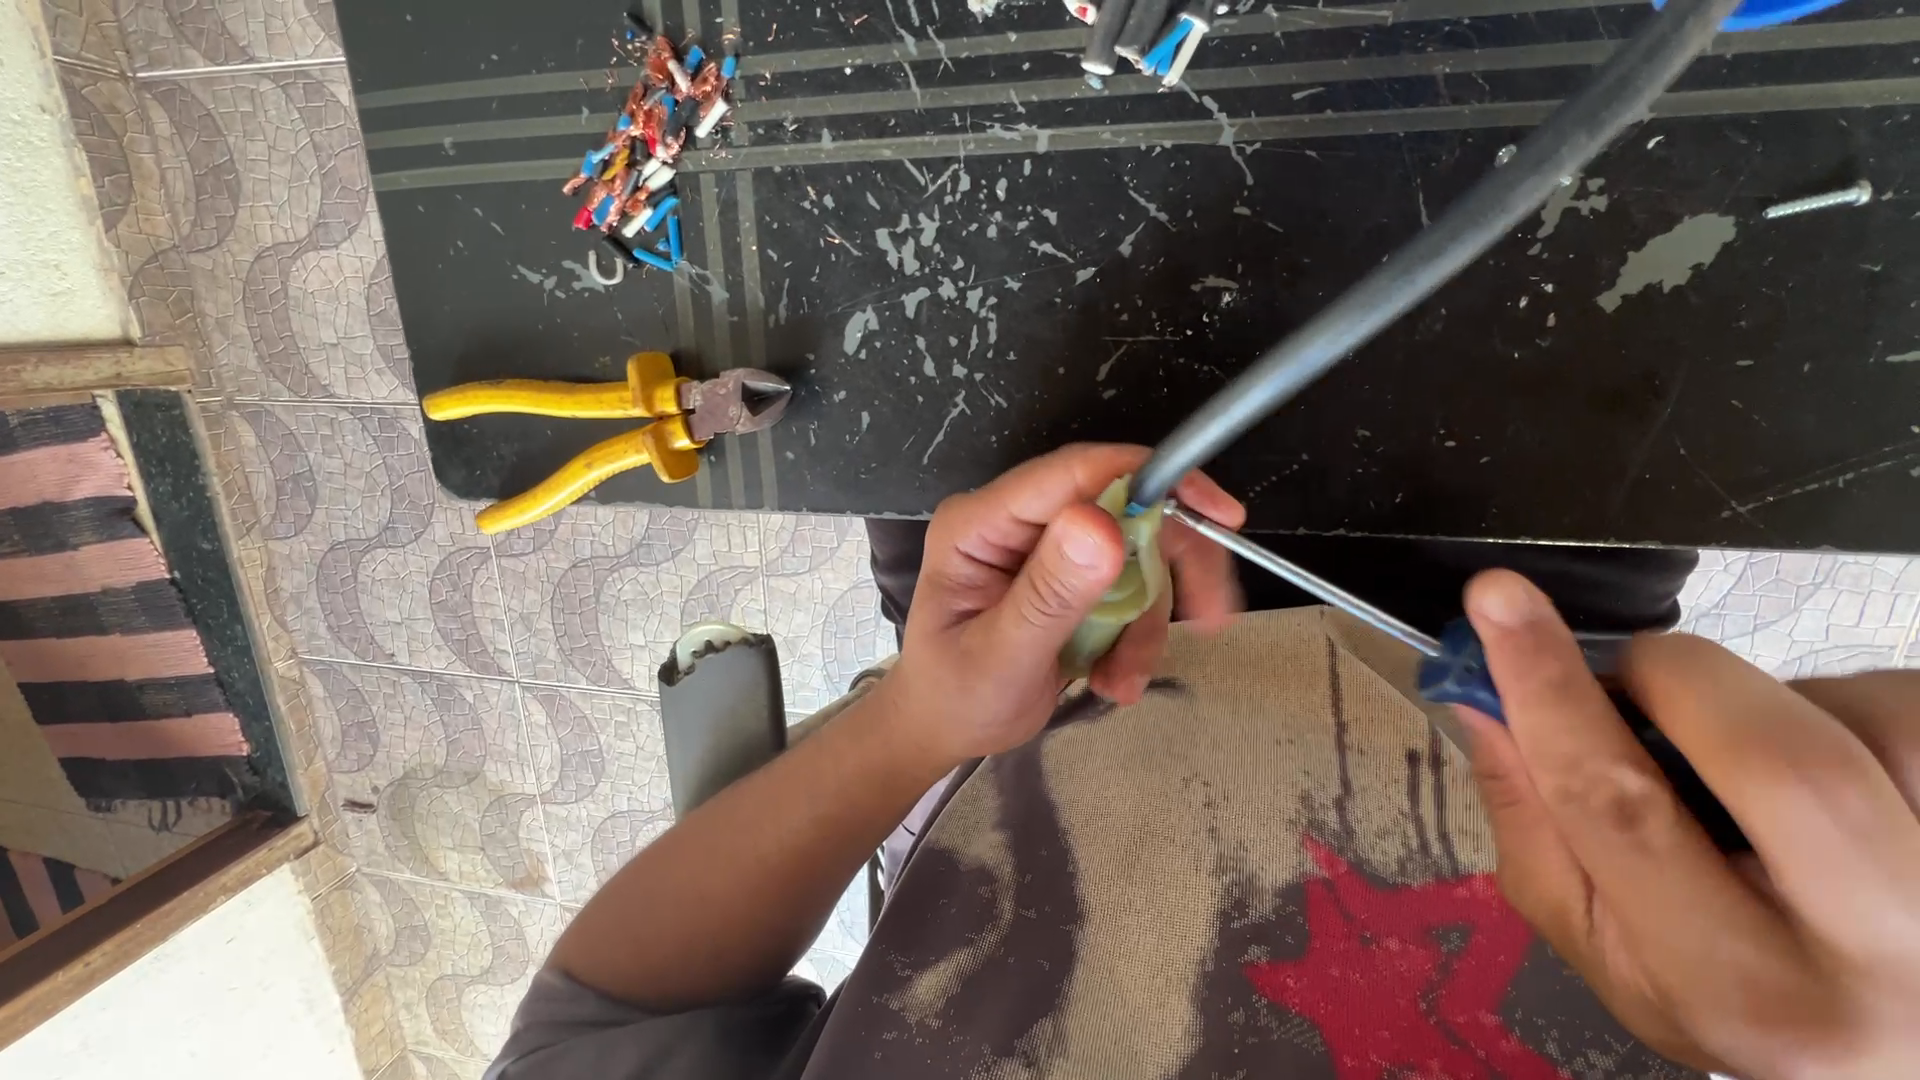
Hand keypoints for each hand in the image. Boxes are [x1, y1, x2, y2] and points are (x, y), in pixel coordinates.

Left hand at [880, 443, 1244, 767]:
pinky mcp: (1070, 578)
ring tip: (1123, 681)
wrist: (947, 728)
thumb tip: (1103, 523)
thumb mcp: (1001, 654)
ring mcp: (1046, 548)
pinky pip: (1130, 589)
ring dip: (1146, 622)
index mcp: (982, 523)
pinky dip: (1137, 636)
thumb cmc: (956, 697)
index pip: (1074, 473)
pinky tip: (1114, 680)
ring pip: (1136, 556)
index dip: (1152, 480)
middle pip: (1121, 510)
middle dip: (1167, 568)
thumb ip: (1050, 593)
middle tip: (1211, 616)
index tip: (1216, 513)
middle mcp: (1017, 522)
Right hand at [1459, 569, 1919, 1078]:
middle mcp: (1884, 952)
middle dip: (1674, 676)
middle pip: (1778, 758)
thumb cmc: (1732, 997)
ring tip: (1761, 770)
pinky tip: (1853, 780)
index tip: (1498, 599)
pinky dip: (1850, 713)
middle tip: (1638, 677)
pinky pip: (1907, 705)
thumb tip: (1480, 700)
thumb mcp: (1600, 940)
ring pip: (1857, 717)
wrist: (1906, 1054)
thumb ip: (1529, 822)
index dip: (1547, 690)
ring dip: (1771, 705)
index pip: (1616, 804)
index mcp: (1732, 979)